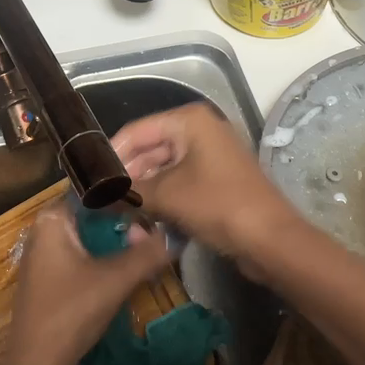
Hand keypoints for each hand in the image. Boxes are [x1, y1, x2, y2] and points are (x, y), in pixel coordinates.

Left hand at [0, 203, 172, 364]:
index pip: (90, 193)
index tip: (149, 207)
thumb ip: (145, 256)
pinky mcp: (46, 279)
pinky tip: (120, 272)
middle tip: (151, 232)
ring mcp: (42, 255)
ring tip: (143, 249)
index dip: (121, 198)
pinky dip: (98, 260)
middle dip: (119, 224)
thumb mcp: (114, 280)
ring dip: (111, 245)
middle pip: (88, 217)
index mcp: (52, 219)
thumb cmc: (72, 310)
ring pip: (84, 239)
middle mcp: (42, 230)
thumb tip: (175, 235)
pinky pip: (77, 257)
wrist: (37, 361)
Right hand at [110, 103, 304, 275]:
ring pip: (164, 169)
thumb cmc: (218, 206)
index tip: (90, 178)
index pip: (137, 131)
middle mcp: (200, 131)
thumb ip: (128, 192)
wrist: (274, 243)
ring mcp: (211, 156)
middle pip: (150, 149)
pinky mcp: (218, 181)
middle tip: (102, 199)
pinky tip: (145, 220)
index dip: (111, 155)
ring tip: (119, 213)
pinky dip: (163, 199)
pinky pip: (181, 184)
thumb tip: (96, 195)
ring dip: (143, 191)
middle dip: (128, 176)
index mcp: (189, 121)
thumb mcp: (166, 196)